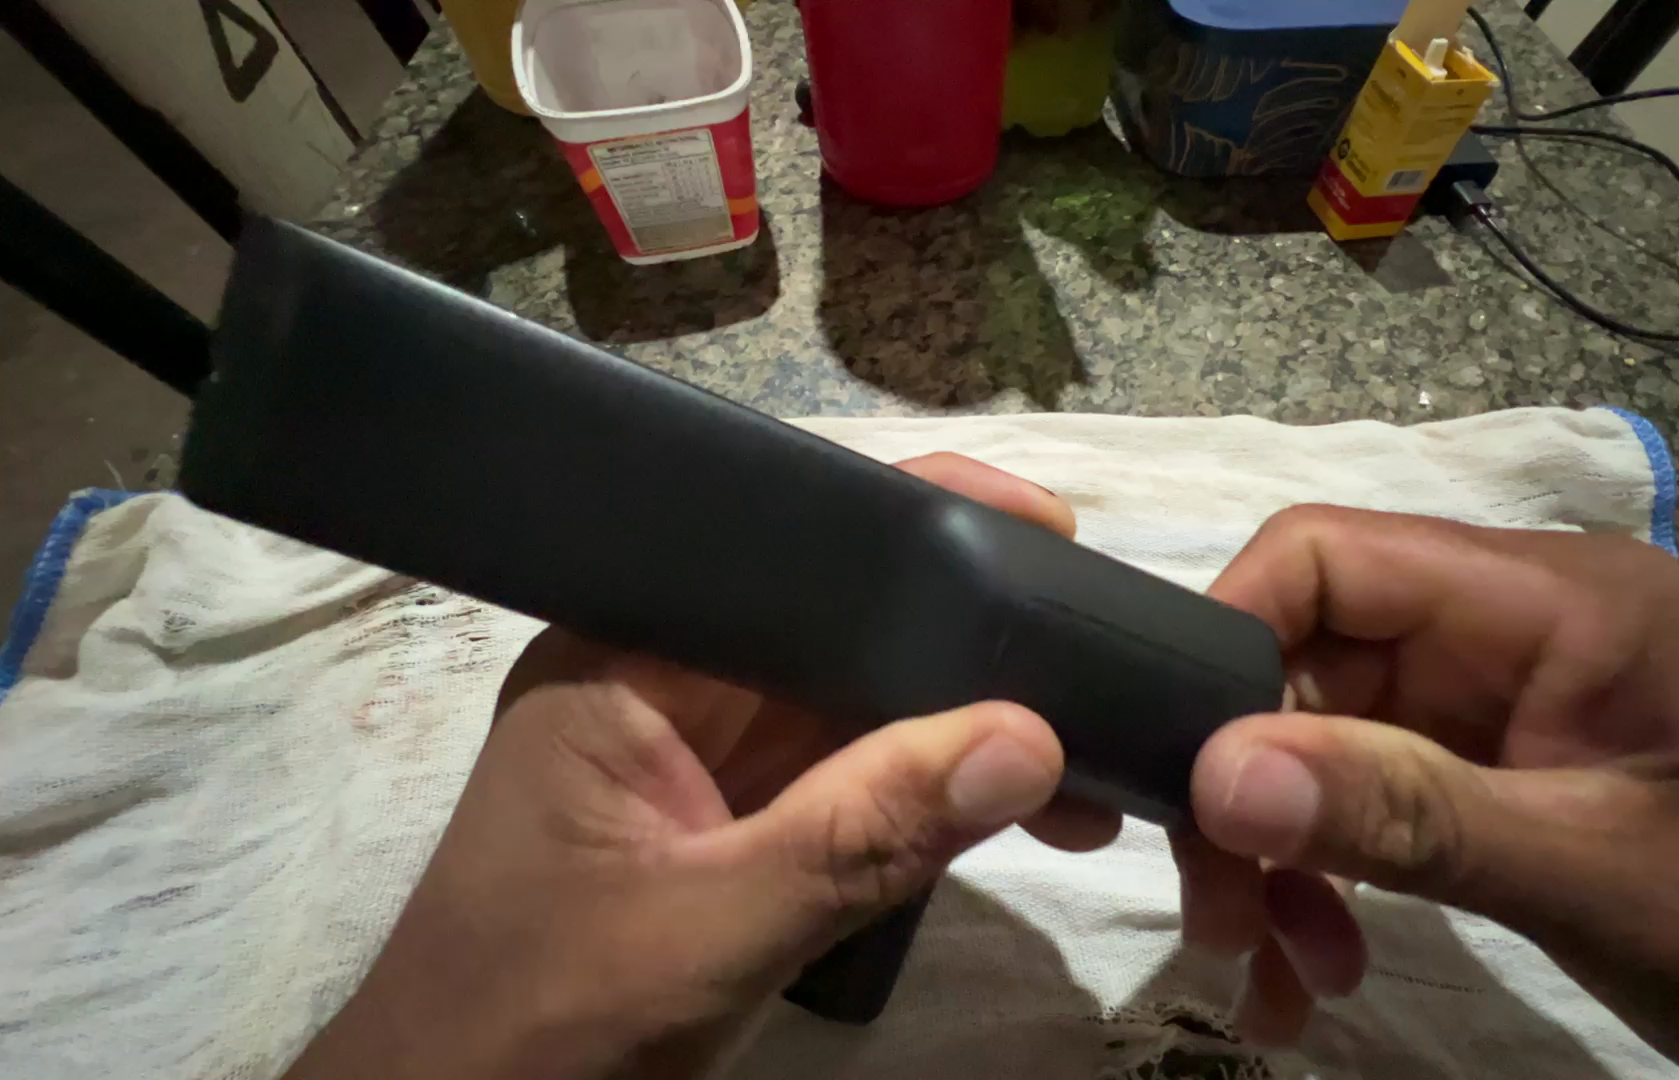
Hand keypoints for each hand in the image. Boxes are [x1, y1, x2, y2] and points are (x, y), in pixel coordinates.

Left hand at [284, 454, 1106, 1079]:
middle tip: (1085, 626)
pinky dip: (940, 776)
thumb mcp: (702, 934)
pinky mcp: (753, 805)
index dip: (914, 527)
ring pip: (866, 693)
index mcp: (634, 654)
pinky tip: (1020, 794)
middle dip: (965, 623)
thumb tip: (1024, 742)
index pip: (788, 551)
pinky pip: (865, 764)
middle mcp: (682, 675)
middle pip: (844, 615)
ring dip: (967, 710)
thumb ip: (859, 837)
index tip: (1036, 527)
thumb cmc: (527, 1041)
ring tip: (1083, 732)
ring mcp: (721, 742)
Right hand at [1183, 505, 1678, 1078]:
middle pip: (1292, 661)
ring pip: (1297, 740)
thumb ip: (1410, 815)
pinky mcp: (1450, 762)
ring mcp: (1461, 698)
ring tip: (1277, 963)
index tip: (1178, 748)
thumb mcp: (1610, 877)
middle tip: (1221, 910)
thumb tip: (1217, 780)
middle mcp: (1482, 628)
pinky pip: (1336, 798)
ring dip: (1269, 850)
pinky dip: (1307, 877)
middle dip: (1241, 783)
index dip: (1229, 624)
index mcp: (1539, 598)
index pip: (1324, 552)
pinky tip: (1314, 959)